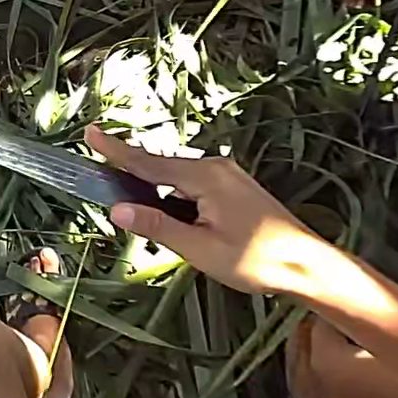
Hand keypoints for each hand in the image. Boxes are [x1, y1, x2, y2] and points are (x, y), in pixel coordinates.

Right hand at [85, 127, 344, 297]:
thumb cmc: (255, 261)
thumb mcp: (200, 249)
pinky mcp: (232, 185)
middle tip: (104, 182)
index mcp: (204, 177)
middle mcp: (214, 166)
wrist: (307, 265)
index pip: (148, 162)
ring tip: (140, 213)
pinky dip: (175, 196)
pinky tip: (173, 217)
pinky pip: (192, 184)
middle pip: (161, 166)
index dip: (116, 150)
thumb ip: (158, 226)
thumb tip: (118, 210)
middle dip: (132, 173)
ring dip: (156, 191)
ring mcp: (226, 174)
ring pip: (177, 177)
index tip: (90, 133)